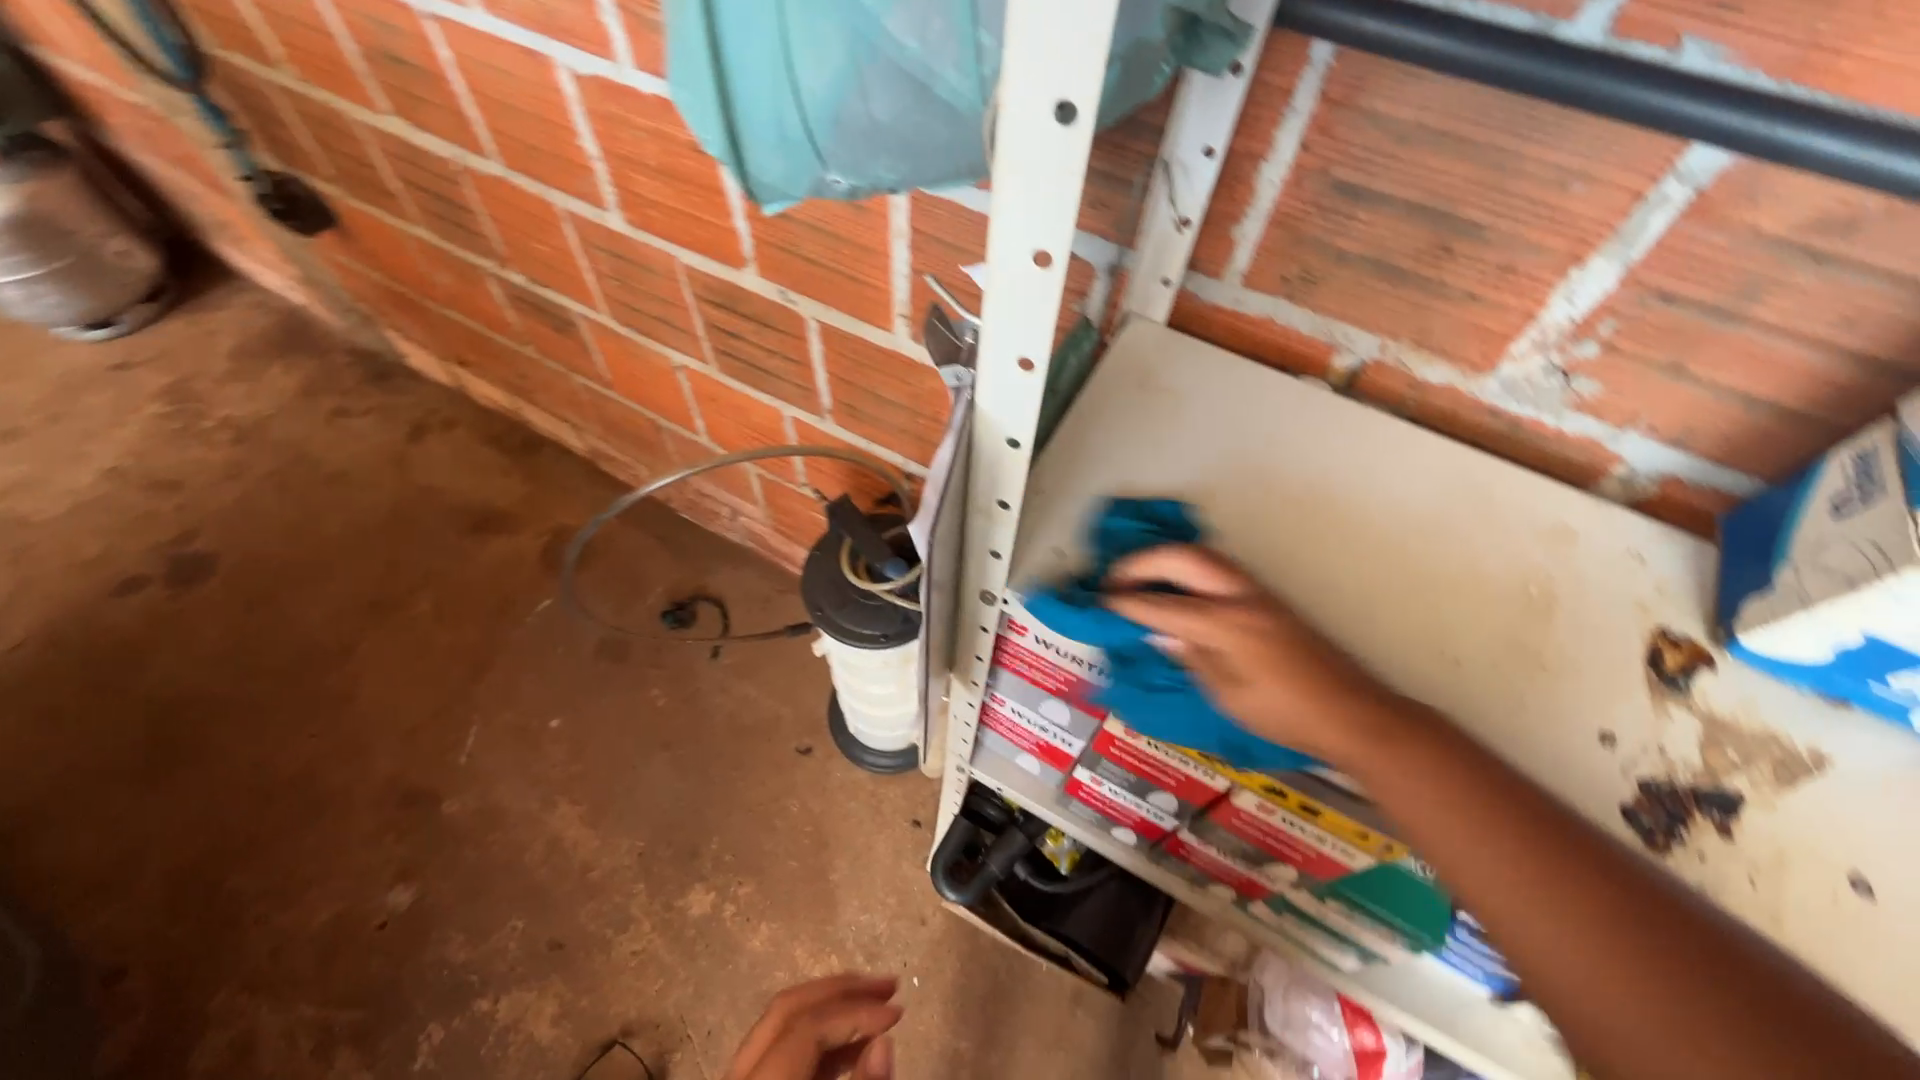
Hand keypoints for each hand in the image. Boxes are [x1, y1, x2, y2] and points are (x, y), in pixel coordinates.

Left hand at [723, 974, 901, 1079]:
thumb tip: (885, 1042)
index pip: (806, 1026)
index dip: (855, 1012)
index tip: (899, 1010)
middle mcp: (737, 1071)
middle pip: (787, 1008)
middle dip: (842, 990)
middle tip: (890, 983)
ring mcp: (738, 1076)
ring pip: (781, 1023)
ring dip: (833, 1009)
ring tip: (880, 1004)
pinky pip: (780, 1049)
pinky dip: (820, 1040)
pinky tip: (858, 1043)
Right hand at [1103, 544, 1399, 764]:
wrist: (1354, 714)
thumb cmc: (1286, 715)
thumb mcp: (1227, 695)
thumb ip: (1191, 657)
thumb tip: (1159, 633)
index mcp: (1226, 624)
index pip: (1163, 605)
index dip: (1126, 603)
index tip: (1099, 603)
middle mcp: (1241, 597)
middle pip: (1183, 557)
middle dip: (1141, 563)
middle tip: (1113, 580)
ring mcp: (1259, 594)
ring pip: (1204, 555)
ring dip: (1166, 560)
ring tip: (1138, 579)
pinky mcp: (1269, 600)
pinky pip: (1219, 569)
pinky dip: (1187, 569)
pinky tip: (1175, 588)